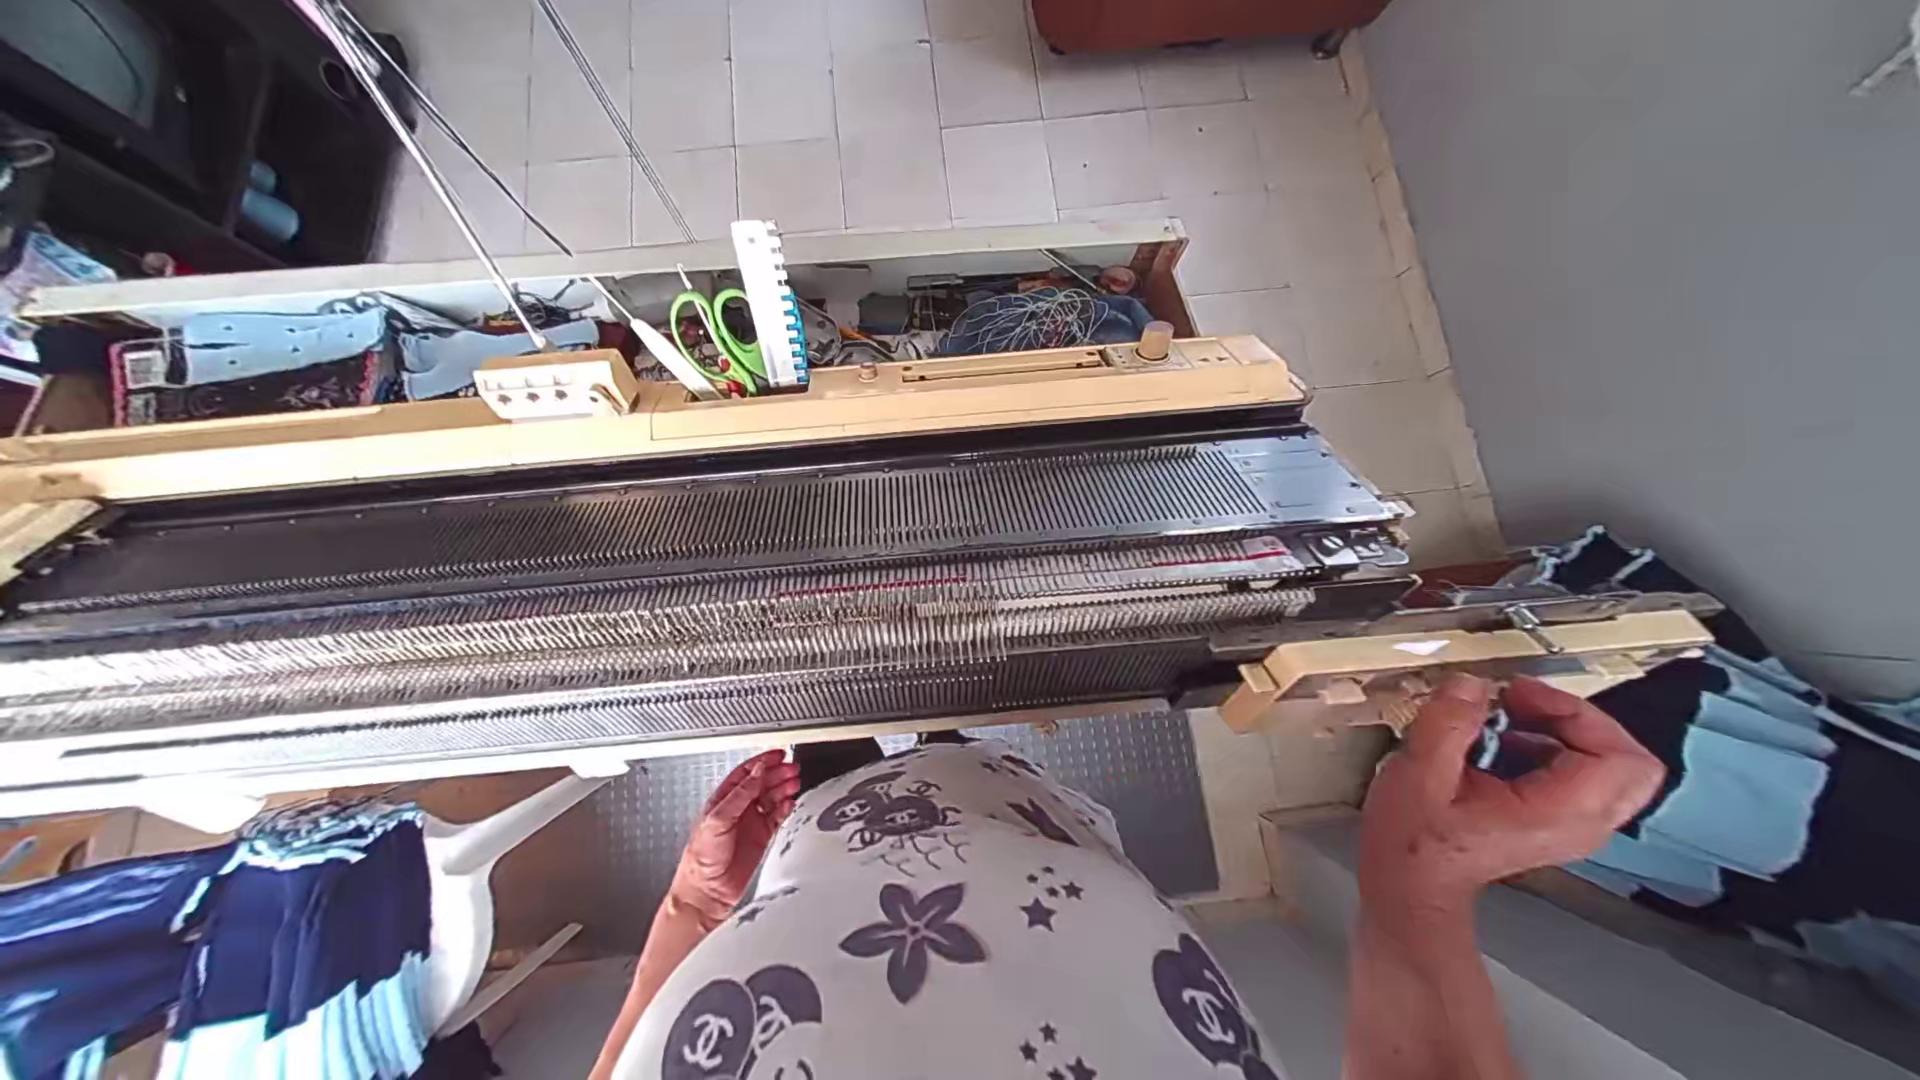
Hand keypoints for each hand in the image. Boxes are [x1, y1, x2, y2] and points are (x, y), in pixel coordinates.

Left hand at [668, 749, 801, 928]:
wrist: (706, 894)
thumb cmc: (701, 860)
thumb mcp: (717, 820)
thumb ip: (740, 794)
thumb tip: (757, 771)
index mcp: (724, 800)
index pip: (746, 773)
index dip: (763, 761)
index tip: (778, 755)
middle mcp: (738, 808)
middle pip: (762, 782)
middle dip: (778, 773)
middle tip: (792, 768)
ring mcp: (750, 822)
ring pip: (772, 797)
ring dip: (784, 787)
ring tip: (795, 782)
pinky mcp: (761, 837)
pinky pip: (777, 816)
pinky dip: (785, 808)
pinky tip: (790, 803)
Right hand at [1359, 674, 1665, 917]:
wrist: (1411, 881)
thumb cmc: (1413, 839)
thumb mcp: (1419, 771)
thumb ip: (1447, 723)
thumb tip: (1470, 685)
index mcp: (1558, 814)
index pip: (1620, 758)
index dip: (1574, 713)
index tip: (1517, 695)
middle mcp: (1581, 824)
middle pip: (1626, 761)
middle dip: (1572, 719)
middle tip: (1518, 702)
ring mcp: (1571, 825)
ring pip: (1601, 764)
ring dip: (1553, 729)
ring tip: (1495, 718)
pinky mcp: (1553, 820)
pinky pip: (1574, 772)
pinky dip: (1540, 745)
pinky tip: (1490, 742)